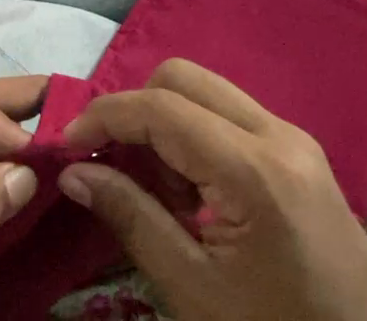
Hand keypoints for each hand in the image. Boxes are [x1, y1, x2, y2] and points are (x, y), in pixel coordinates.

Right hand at [57, 59, 366, 320]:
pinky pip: (230, 116)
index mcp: (255, 168)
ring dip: (165, 122)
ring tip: (154, 190)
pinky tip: (190, 192)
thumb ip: (130, 218)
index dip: (104, 116)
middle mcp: (278, 133)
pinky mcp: (301, 154)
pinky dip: (194, 135)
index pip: (161, 107)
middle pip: (183, 78)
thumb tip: (71, 172)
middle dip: (135, 109)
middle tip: (111, 164)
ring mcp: (295, 140)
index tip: (65, 145)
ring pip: (207, 92)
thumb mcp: (194, 288)